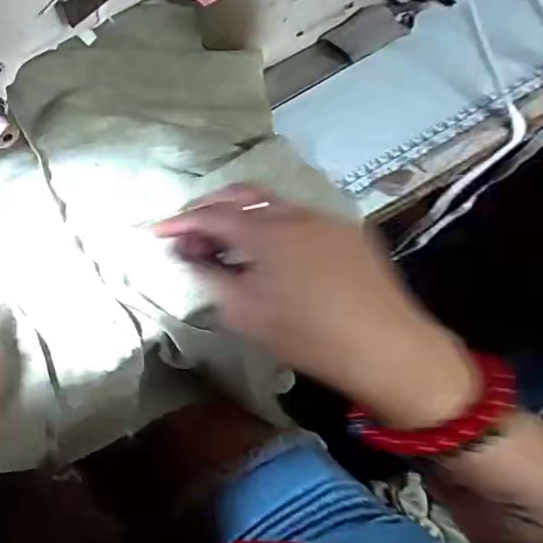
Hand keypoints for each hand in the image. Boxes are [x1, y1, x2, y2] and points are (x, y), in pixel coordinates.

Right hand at [154, 185, 478, 427]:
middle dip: (208, 208)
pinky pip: (298, 216)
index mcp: (266, 230)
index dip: (180, 221)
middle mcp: (295, 212)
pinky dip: (271, 224)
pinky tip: (268, 251)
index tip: (156, 231)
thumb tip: (187, 252)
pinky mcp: (348, 231)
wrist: (386, 347)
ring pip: (272, 203)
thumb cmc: (307, 336)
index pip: (211, 215)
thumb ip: (208, 276)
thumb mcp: (245, 312)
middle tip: (188, 230)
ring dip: (241, 214)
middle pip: (241, 195)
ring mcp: (326, 217)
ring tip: (224, 241)